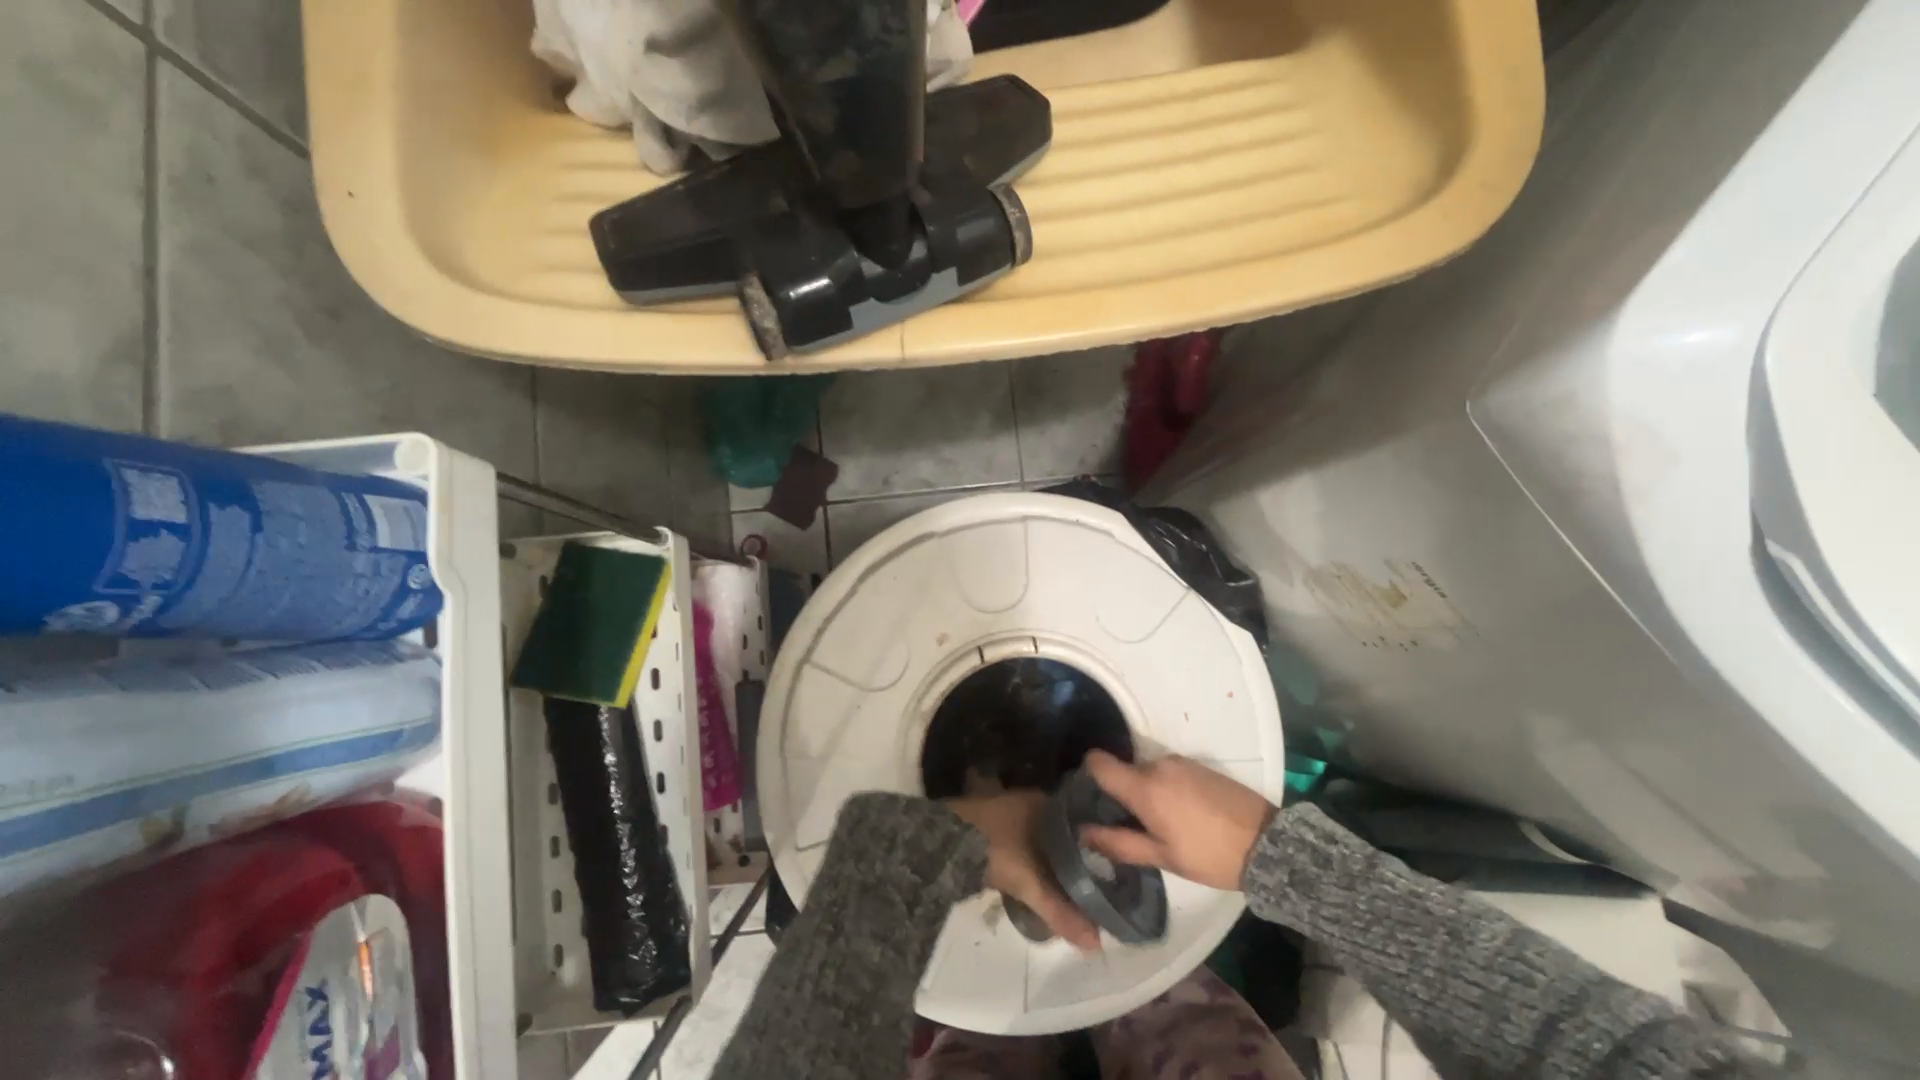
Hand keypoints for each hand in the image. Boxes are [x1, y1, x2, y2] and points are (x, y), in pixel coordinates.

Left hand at [947, 792, 1101, 950]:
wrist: (943, 840)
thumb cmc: (994, 849)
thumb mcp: (1031, 883)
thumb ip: (1062, 911)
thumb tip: (1096, 943)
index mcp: (1045, 802)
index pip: (1083, 822)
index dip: (1098, 844)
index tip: (1112, 866)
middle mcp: (1030, 800)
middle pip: (1061, 831)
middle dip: (1074, 855)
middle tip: (1094, 881)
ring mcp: (1008, 809)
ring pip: (1041, 837)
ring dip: (1051, 857)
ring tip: (1070, 883)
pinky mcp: (991, 824)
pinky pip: (1023, 841)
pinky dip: (1031, 858)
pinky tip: (1037, 876)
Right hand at [1079, 750, 1276, 891]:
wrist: (1267, 844)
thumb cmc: (1209, 855)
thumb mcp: (1162, 857)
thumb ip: (1119, 843)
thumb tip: (1084, 834)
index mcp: (1144, 786)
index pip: (1098, 762)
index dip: (1088, 776)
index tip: (1091, 799)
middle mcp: (1159, 765)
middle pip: (1124, 771)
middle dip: (1121, 794)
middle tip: (1129, 825)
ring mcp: (1182, 763)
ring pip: (1147, 773)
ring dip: (1146, 793)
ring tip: (1158, 825)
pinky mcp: (1200, 766)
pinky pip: (1168, 773)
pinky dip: (1165, 789)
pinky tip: (1180, 816)